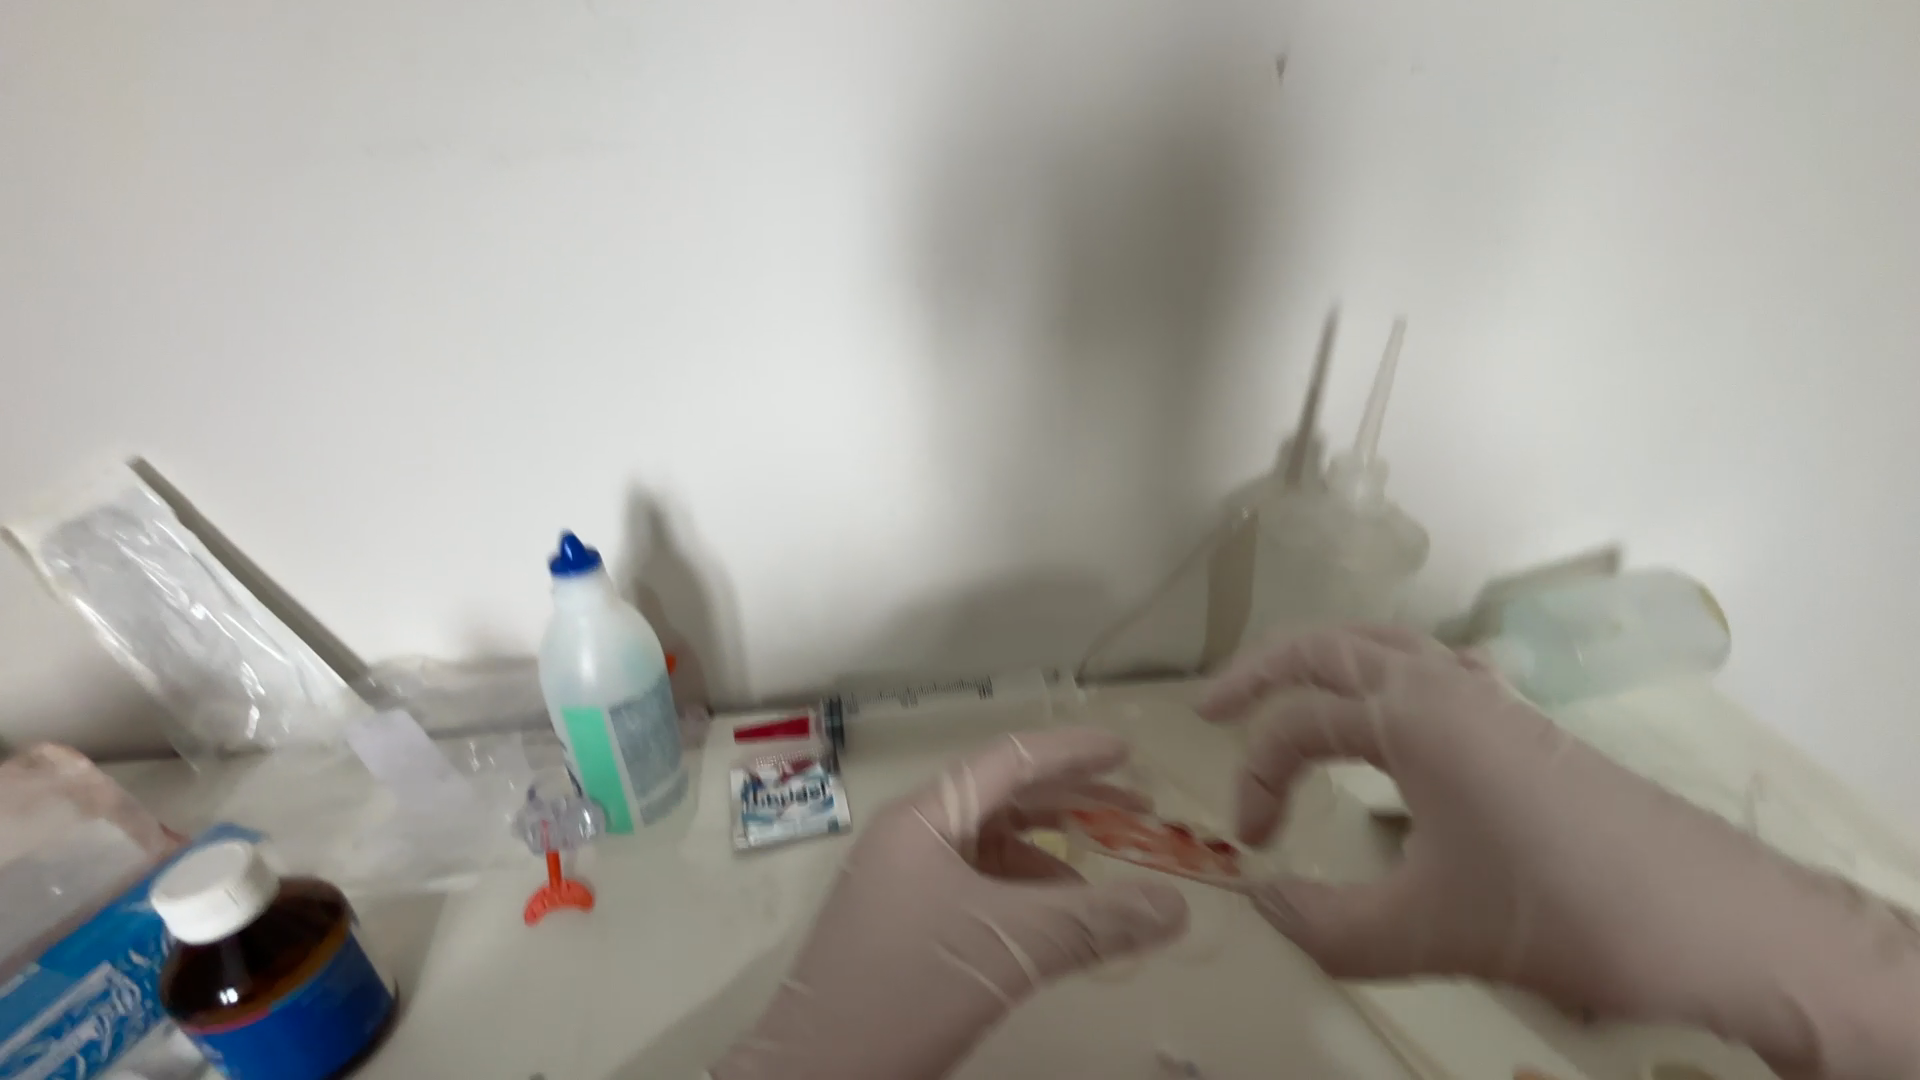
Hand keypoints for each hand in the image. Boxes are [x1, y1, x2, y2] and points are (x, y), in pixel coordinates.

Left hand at [711, 728, 1188, 1079]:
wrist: (814, 1077)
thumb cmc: (907, 989)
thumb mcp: (1007, 948)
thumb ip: (1095, 922)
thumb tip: (1178, 906)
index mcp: (926, 816)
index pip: (1009, 760)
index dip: (1071, 751)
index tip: (1127, 750)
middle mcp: (914, 834)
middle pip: (1003, 797)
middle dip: (1069, 798)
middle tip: (1134, 802)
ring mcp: (906, 877)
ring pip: (991, 844)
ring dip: (1049, 848)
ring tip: (1102, 862)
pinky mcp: (907, 920)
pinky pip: (977, 884)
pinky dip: (1022, 890)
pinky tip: (1056, 915)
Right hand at [1201, 625, 1919, 1079]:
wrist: (1742, 933)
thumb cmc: (1569, 911)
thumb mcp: (1431, 930)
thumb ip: (1328, 924)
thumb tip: (1260, 902)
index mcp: (1411, 713)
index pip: (1297, 728)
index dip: (1257, 780)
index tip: (1254, 843)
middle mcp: (1442, 684)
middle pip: (1325, 646)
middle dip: (1259, 672)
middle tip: (1213, 706)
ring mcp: (1487, 697)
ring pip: (1382, 645)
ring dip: (1323, 663)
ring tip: (1286, 692)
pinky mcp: (1519, 723)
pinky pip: (1435, 668)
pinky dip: (1391, 673)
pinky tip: (1400, 708)